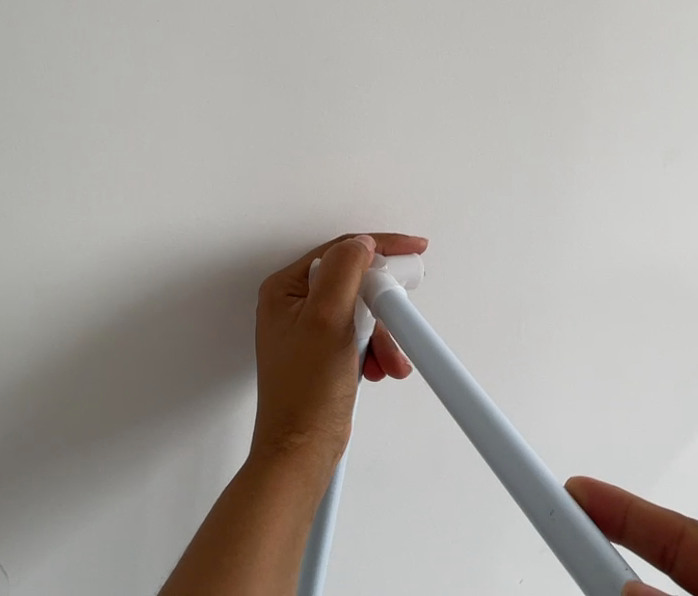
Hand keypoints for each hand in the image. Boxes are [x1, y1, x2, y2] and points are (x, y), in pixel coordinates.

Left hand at [250, 232, 428, 470]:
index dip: (381, 248)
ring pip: (364, 309)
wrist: (303, 451)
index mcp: (285, 289)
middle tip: (397, 310)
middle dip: (382, 304)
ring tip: (387, 356)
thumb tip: (362, 244)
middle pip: (356, 280)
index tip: (412, 250)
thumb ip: (344, 273)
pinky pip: (363, 332)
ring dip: (383, 332)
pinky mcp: (326, 349)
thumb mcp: (326, 320)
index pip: (342, 251)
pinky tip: (379, 365)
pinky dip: (377, 347)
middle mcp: (295, 304)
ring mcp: (311, 327)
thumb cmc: (303, 396)